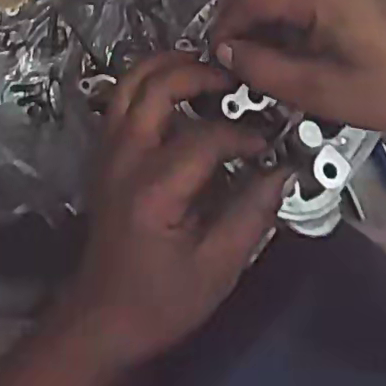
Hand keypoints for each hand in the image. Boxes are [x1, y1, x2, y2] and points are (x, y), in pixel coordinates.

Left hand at [52, 54, 287, 369]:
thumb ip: (251, 215)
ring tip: (204, 66)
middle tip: (234, 80)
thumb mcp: (216, 269)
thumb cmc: (160, 300)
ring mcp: (109, 152)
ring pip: (131, 84)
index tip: (268, 142)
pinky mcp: (105, 154)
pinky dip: (148, 81)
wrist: (101, 319)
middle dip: (198, 74)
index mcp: (154, 187)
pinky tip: (175, 87)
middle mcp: (125, 158)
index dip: (242, 134)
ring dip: (167, 66)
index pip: (204, 137)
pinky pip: (122, 100)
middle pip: (157, 88)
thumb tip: (283, 172)